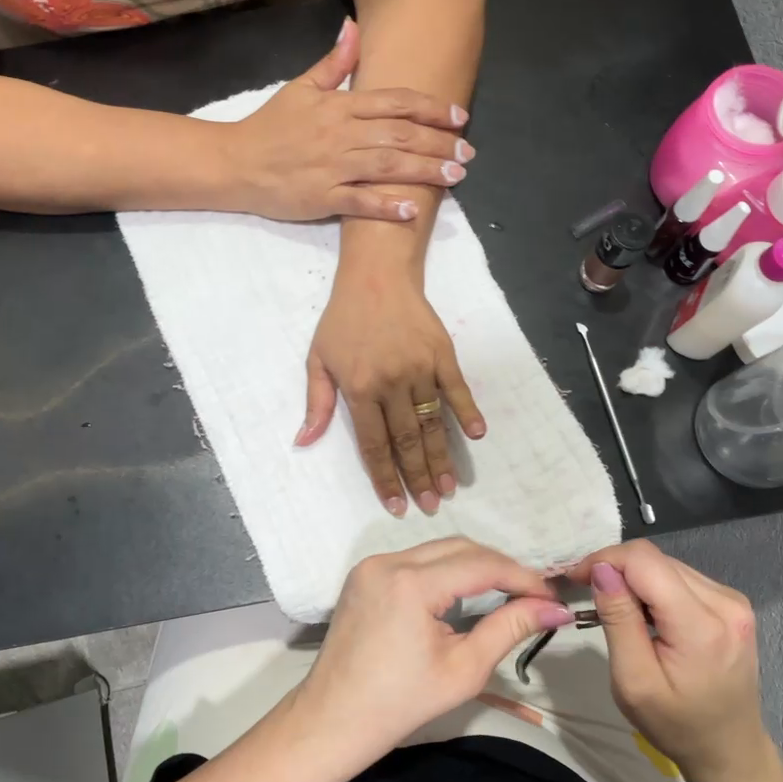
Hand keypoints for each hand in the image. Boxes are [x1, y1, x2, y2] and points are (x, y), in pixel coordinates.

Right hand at [221, 18, 473, 221]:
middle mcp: (341, 134)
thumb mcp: (300, 88)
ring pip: (387, 165)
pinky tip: (412, 210)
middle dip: (438, 142)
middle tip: (467, 154)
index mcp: (339, 106)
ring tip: (454, 177)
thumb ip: (332, 64)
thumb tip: (354, 28)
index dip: (430, 109)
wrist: (235, 163)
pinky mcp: (322, 198)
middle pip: (399, 134)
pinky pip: (360, 202)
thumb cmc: (270, 127)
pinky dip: (386, 206)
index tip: (458, 118)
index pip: (394, 102)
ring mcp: (332, 167)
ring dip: (424, 170)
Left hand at [295, 538, 570, 754]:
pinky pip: (414, 561)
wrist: (335, 718)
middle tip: (532, 596)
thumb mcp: (465, 669)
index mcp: (410, 583)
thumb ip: (510, 628)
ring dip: (472, 566)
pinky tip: (463, 595)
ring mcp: (370, 566)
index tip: (552, 597)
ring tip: (505, 594)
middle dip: (500, 567)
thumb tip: (556, 608)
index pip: (481, 564)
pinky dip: (443, 571)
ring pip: (436, 550)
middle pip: (459, 547)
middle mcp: (387, 561)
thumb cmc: (402, 703)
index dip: (522, 577)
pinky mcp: (363, 575)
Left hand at [300, 275, 483, 515]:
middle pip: (407, 441)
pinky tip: (477, 436)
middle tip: (431, 506)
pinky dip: (467, 412)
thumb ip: (316, 402)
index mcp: (359, 389)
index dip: (385, 477)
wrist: (376, 275)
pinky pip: (457, 389)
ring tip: (450, 487)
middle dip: (418, 477)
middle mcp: (391, 383)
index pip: (374, 444)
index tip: (396, 505)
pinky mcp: (443, 354)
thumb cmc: (343, 320)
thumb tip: (305, 442)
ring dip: (442, 457)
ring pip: (432, 422)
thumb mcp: (318, 359)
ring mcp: (421, 368)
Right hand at [568, 540, 774, 781]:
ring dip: (634, 579)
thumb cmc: (675, 724)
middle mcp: (725, 603)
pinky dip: (653, 588)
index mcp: (702, 625)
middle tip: (588, 597)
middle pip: (655, 560)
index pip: (644, 561)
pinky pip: (680, 578)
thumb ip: (618, 620)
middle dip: (615, 570)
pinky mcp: (732, 605)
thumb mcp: (633, 680)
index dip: (604, 560)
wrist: (728, 749)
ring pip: (666, 565)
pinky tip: (646, 616)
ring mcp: (733, 601)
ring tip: (616, 611)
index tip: (575, 580)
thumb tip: (602, 570)